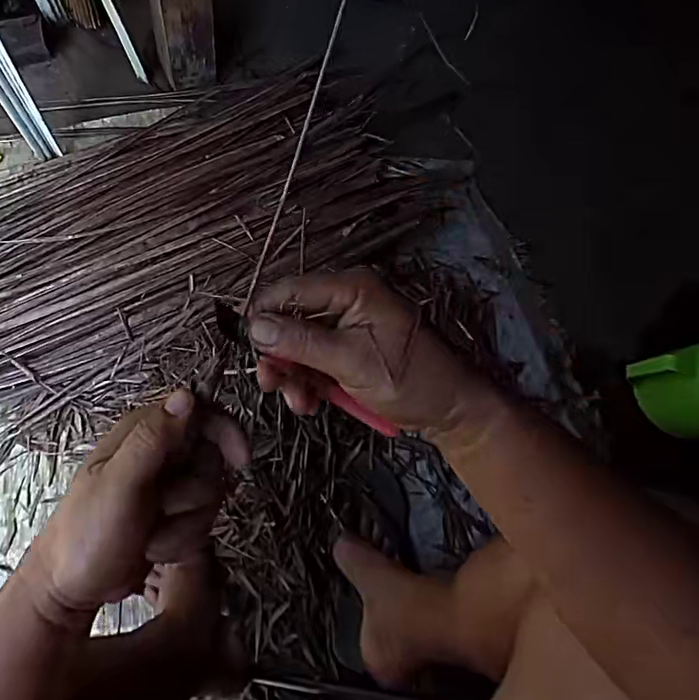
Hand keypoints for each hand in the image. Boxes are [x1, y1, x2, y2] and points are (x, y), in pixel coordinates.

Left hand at [20, 391, 249, 624]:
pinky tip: (153, 547)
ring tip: (148, 533)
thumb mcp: (118, 483)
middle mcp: (158, 453)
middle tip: (159, 509)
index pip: (200, 412)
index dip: (225, 432)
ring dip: (184, 523)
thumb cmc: (85, 533)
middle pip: (211, 458)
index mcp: (142, 432)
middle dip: (193, 493)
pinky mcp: (171, 515)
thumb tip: (186, 396)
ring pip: (210, 494)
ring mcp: (165, 486)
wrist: (68, 590)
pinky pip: (202, 521)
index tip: (239, 462)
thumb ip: (153, 438)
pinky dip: (182, 540)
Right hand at [243, 269, 495, 434]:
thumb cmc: (411, 380)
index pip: (290, 289)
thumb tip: (255, 326)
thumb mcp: (352, 362)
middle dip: (278, 353)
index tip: (245, 345)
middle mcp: (344, 299)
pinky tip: (309, 402)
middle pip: (290, 318)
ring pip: (297, 343)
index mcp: (350, 288)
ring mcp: (345, 325)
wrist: (452, 411)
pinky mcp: (345, 348)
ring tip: (298, 402)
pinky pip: (312, 359)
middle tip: (268, 382)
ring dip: (291, 373)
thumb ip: (302, 342)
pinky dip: (306, 381)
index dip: (262, 314)